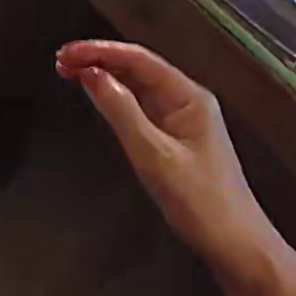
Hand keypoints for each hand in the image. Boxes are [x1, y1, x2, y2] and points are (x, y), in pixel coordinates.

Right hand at [57, 40, 272, 265]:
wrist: (234, 244)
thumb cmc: (200, 201)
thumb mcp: (154, 154)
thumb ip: (121, 111)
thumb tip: (91, 74)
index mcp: (188, 96)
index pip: (138, 59)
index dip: (99, 51)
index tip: (66, 53)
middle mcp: (185, 99)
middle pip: (136, 67)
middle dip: (98, 59)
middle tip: (60, 60)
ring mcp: (179, 117)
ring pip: (135, 85)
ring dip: (103, 75)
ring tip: (68, 71)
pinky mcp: (172, 136)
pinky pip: (138, 105)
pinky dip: (113, 96)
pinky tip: (95, 94)